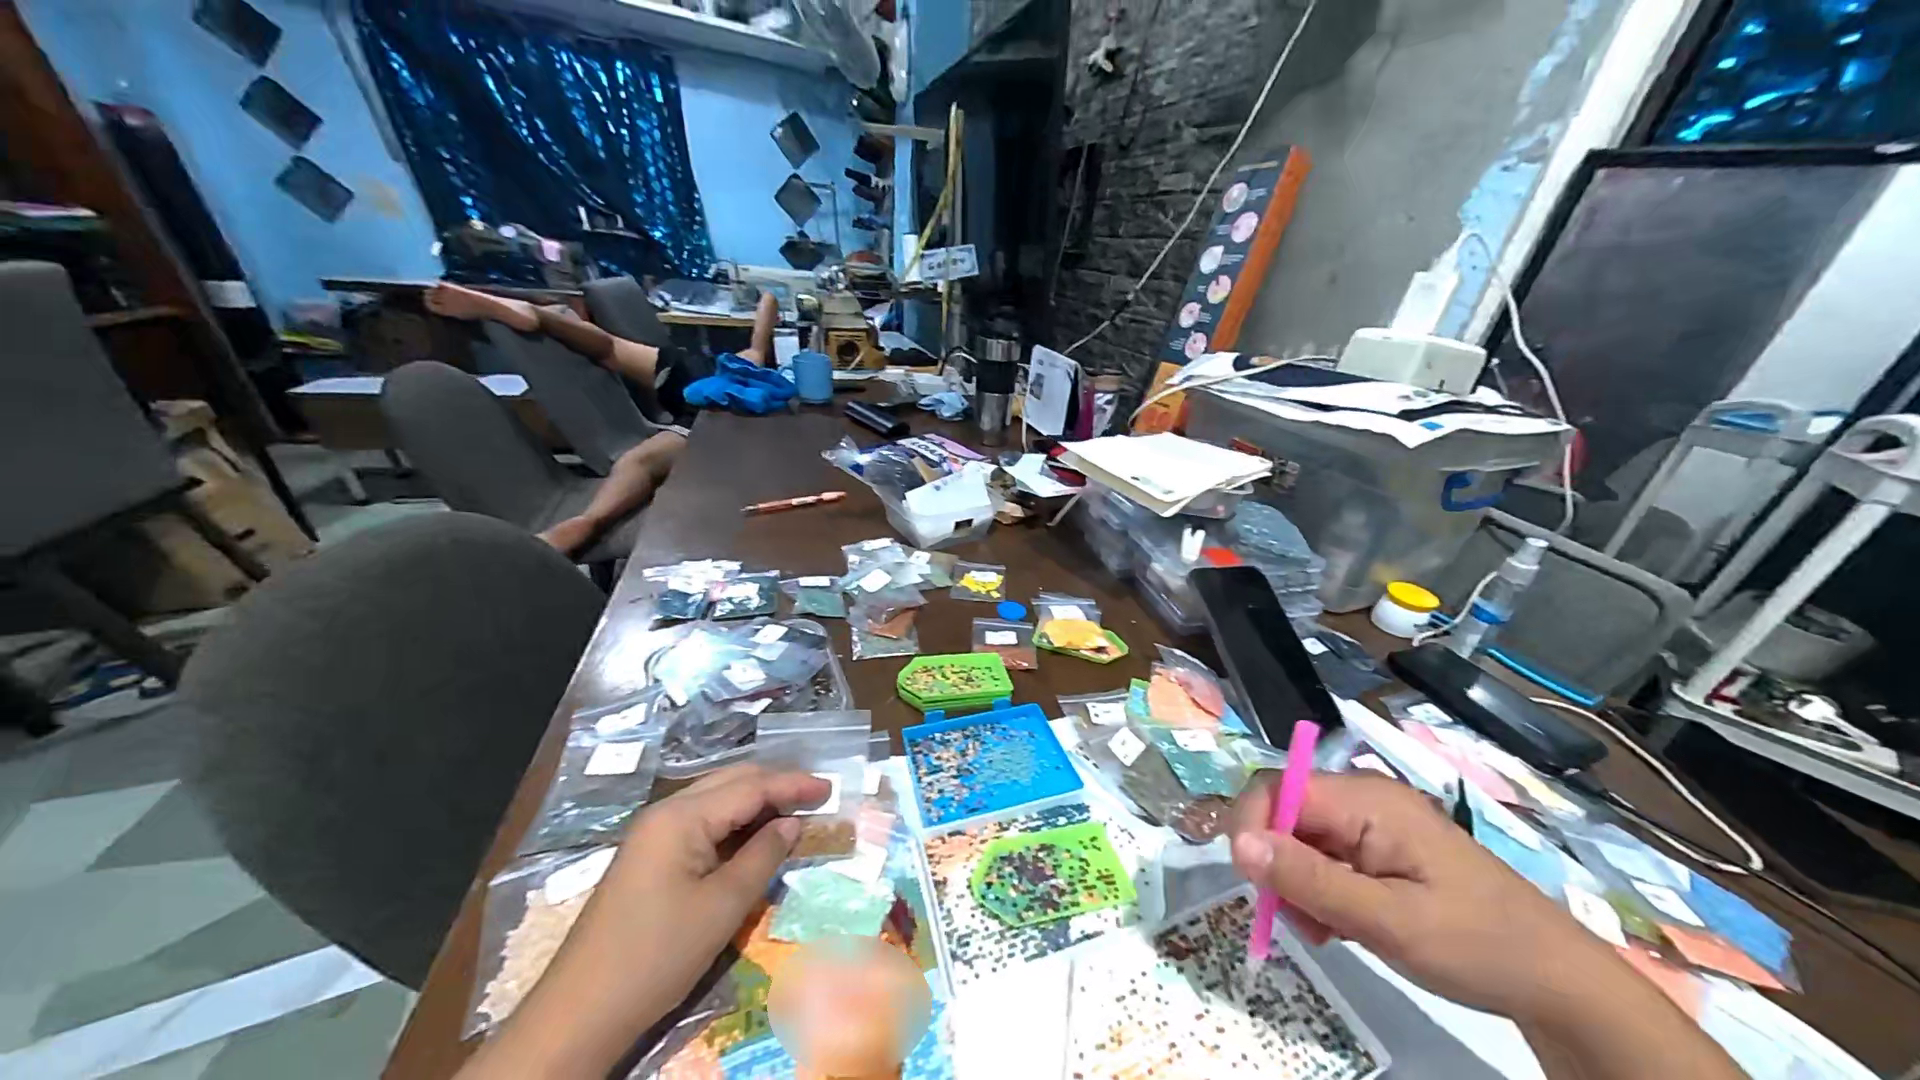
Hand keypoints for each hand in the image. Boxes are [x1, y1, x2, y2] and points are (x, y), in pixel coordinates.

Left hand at [463, 766, 827, 1077]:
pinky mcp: (649, 856)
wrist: (580, 1011)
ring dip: (755, 802)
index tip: (830, 789)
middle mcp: (665, 812)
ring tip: (793, 812)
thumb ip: (763, 856)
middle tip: (816, 796)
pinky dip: (734, 823)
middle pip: (730, 782)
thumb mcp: (722, 906)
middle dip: (775, 784)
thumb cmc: (657, 955)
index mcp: (681, 816)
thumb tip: (793, 823)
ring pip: (715, 800)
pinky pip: (701, 823)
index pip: (749, 786)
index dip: (792, 785)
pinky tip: (754, 836)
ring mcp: (653, 834)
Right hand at [1230, 772, 1616, 1021]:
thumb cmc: (1476, 946)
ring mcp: (1374, 822)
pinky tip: (1337, 923)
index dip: (1249, 825)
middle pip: (1285, 811)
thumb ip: (1309, 879)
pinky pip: (1325, 854)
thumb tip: (1237, 846)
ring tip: (1322, 930)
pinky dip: (1318, 887)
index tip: (1251, 881)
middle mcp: (1365, 798)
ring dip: (1296, 881)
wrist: (1559, 982)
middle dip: (1275, 862)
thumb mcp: (1387, 921)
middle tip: (1294, 918)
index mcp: (1367, 800)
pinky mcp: (1381, 847)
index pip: (1277, 787)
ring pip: (1300, 836)